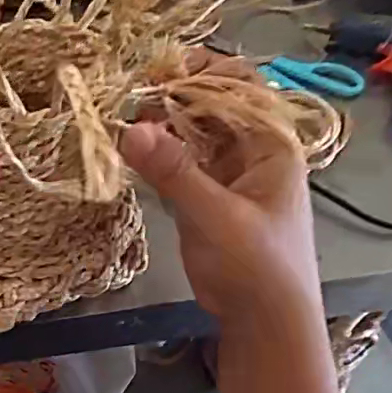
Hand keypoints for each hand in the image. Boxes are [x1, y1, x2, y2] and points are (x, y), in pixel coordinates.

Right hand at [120, 94, 318, 330]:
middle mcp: (250, 151)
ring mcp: (227, 175)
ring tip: (122, 125)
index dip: (199, 70)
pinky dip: (157, 157)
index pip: (238, 86)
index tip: (152, 71)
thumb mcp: (216, 216)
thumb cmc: (255, 266)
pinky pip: (180, 165)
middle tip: (125, 101)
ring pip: (191, 137)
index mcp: (270, 144)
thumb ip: (173, 172)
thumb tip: (128, 129)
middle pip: (209, 108)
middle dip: (169, 100)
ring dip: (160, 128)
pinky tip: (131, 154)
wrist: (263, 322)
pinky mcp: (206, 199)